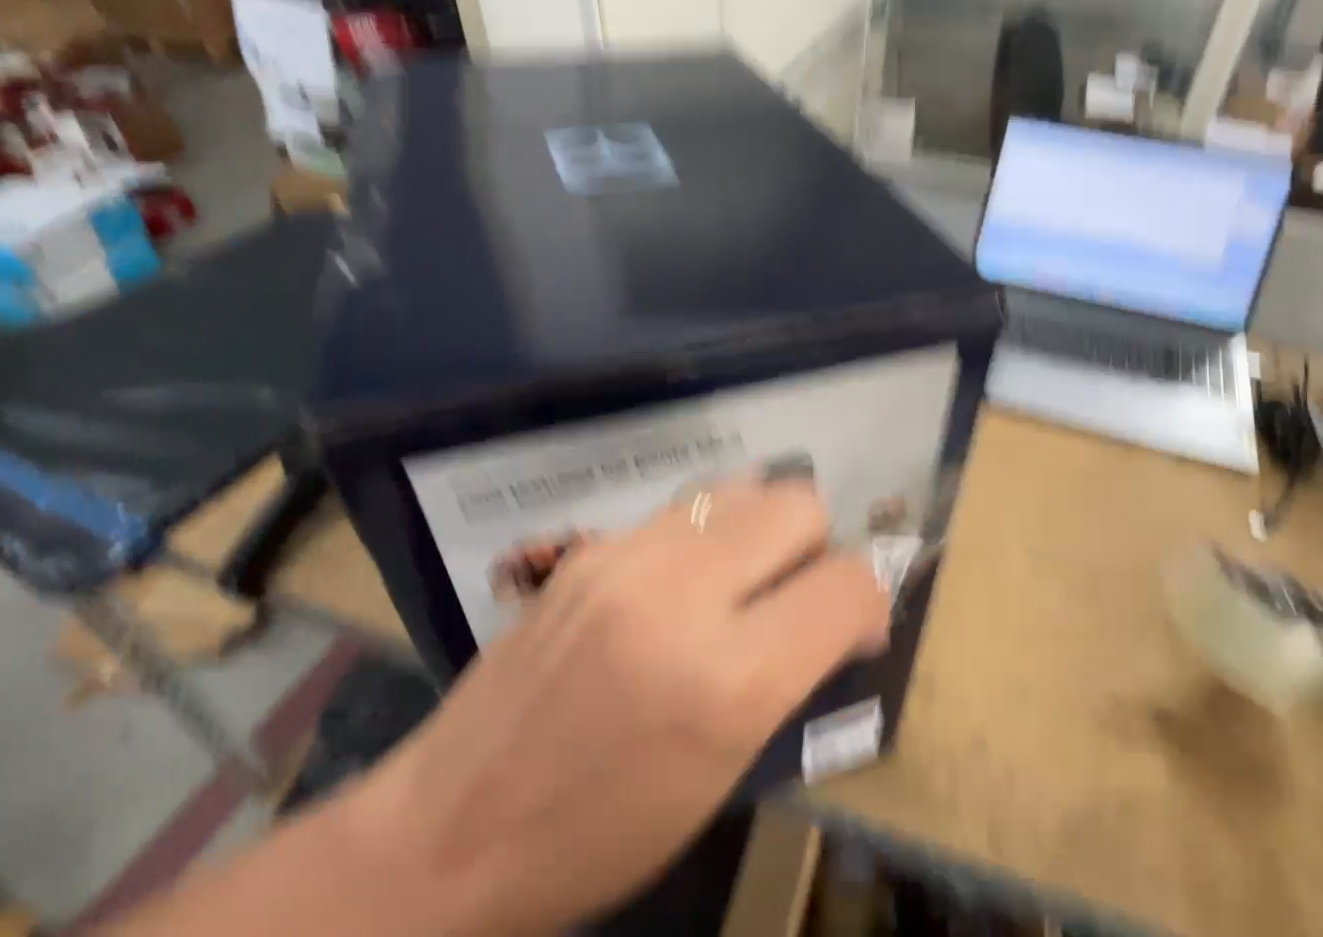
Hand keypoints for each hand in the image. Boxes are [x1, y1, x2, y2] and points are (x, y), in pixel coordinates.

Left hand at [354, 477, 891, 933]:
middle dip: (818, 549)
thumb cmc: (604, 832)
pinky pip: (678, 512)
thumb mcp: (724, 776)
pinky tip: (679, 588)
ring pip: (739, 490)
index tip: (854, 633)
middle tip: (795, 602)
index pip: (849, 585)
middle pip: (798, 505)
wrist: (452, 828)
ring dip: (762, 531)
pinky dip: (704, 538)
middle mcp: (680, 594)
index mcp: (728, 679)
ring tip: (742, 585)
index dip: (870, 604)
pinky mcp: (584, 550)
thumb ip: (792, 679)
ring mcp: (623, 559)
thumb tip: (841, 620)